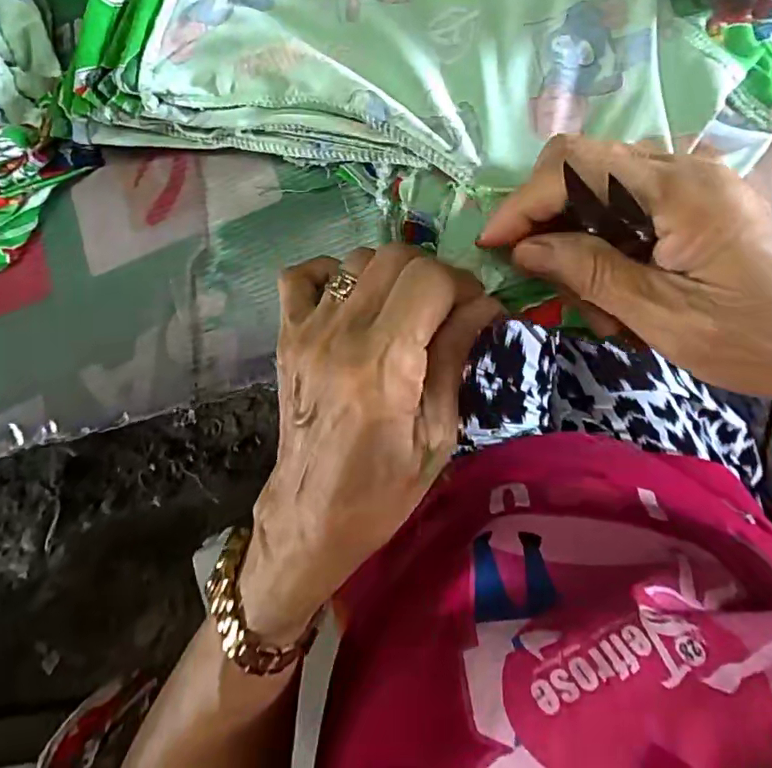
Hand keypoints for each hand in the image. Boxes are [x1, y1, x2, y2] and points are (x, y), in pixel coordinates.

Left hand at [241, 245, 502, 643]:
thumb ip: (456, 358)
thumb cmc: (382, 489)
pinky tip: (351, 299)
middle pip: (396, 256)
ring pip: (357, 259)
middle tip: (445, 308)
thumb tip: (485, 305)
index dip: (463, 285)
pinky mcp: (286, 335)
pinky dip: (331, 273)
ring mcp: (308, 330)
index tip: (475, 310)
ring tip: (403, 309)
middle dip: (433, 274)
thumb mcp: (438, 435)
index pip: (430, 279)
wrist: (310, 513)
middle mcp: (342, 334)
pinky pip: (301, 275)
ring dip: (390, 274)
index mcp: (385, 363)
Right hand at [476, 136, 771, 408]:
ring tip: (596, 306)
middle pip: (581, 167)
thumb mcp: (664, 317)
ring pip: (596, 189)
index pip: (575, 164)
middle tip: (543, 279)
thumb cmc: (756, 342)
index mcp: (682, 188)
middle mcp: (684, 167)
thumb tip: (523, 247)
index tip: (495, 244)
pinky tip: (616, 293)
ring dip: (576, 240)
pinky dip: (602, 244)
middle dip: (548, 222)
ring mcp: (689, 181)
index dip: (524, 200)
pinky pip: (622, 205)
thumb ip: (590, 273)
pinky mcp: (690, 200)